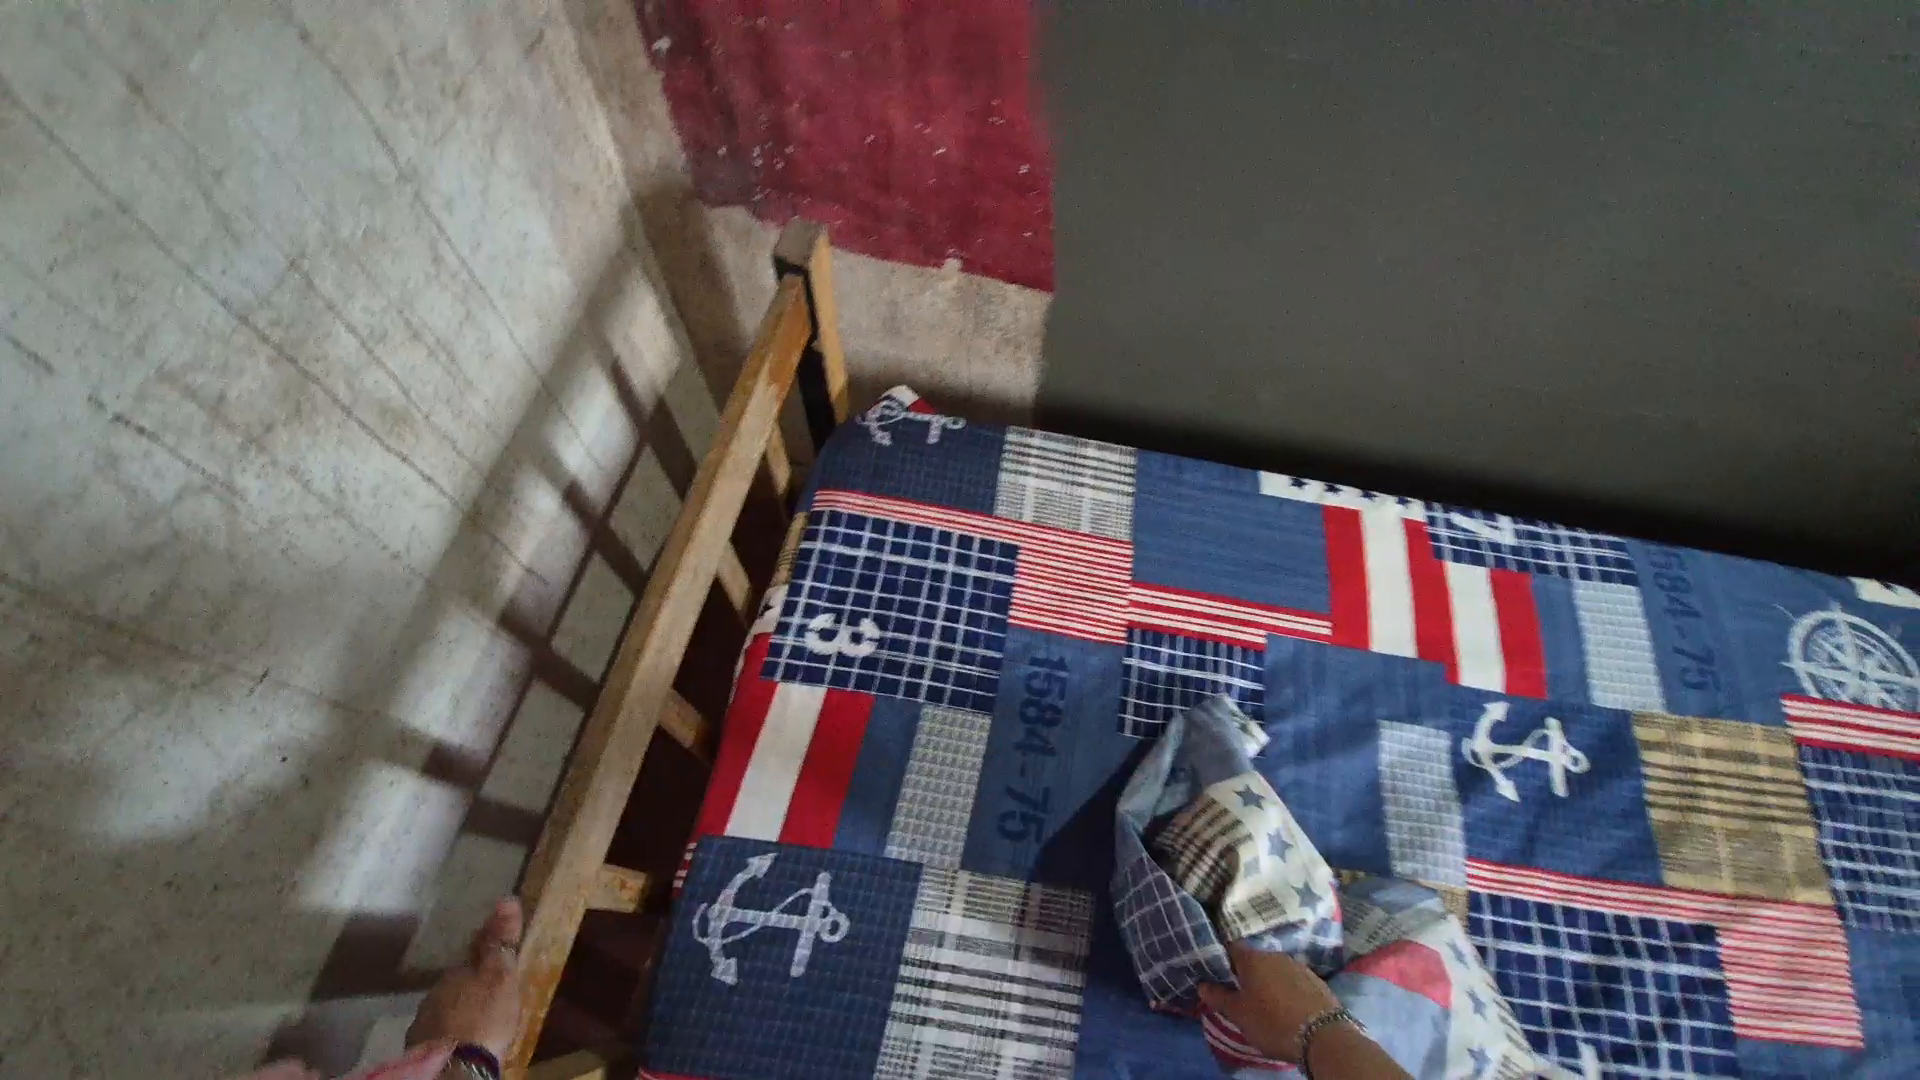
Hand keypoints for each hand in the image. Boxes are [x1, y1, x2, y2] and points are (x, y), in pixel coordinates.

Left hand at [406, 897, 525, 1060]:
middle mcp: (434, 993)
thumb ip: (501, 940)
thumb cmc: (485, 1016)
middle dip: (472, 983)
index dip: (488, 951)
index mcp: (456, 972)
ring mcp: (423, 1024)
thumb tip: (507, 899)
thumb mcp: (501, 975)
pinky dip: (451, 1032)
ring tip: (479, 1017)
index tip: (501, 953)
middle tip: (493, 990)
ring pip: (445, 1008)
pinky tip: (462, 1038)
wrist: (455, 1069)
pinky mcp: (418, 1052)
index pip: (473, 953)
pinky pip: (439, 1033)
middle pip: (457, 982)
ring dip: (460, 1008)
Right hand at [1196, 943, 1339, 1062]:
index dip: (1223, 960)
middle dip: (1247, 974)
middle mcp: (1274, 954)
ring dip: (1269, 982)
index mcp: (1252, 959)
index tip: (1219, 975)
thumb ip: (1218, 998)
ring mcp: (1298, 966)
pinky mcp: (1317, 981)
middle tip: (1243, 994)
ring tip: (1268, 1003)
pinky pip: (1294, 980)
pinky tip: (1290, 1007)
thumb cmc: (1273, 1022)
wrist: (1325, 1037)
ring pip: (1276, 969)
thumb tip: (1201, 984)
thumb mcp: (1240, 1015)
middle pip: (1254, 959)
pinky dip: (1288, 990)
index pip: (1230, 948)